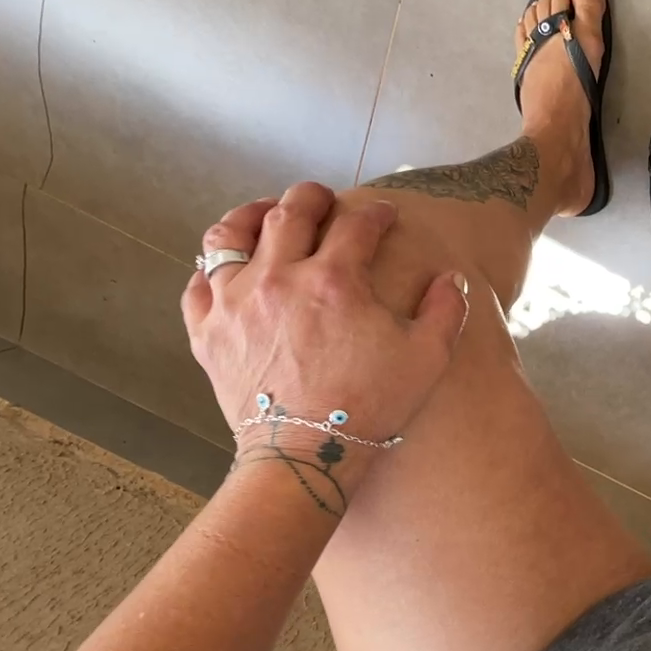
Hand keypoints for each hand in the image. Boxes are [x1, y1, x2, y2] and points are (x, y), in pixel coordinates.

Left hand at [183, 183, 468, 502]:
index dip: (377, 213)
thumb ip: (446, 309)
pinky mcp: (207, 331)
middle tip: (326, 199)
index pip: (357, 225)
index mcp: (336, 281)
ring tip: (267, 214)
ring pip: (230, 234)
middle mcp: (279, 278)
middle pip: (291, 213)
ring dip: (252, 214)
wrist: (307, 453)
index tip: (386, 214)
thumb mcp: (429, 358)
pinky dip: (212, 267)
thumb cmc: (373, 405)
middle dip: (312, 197)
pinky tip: (228, 269)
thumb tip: (451, 277)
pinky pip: (198, 282)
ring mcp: (235, 302)